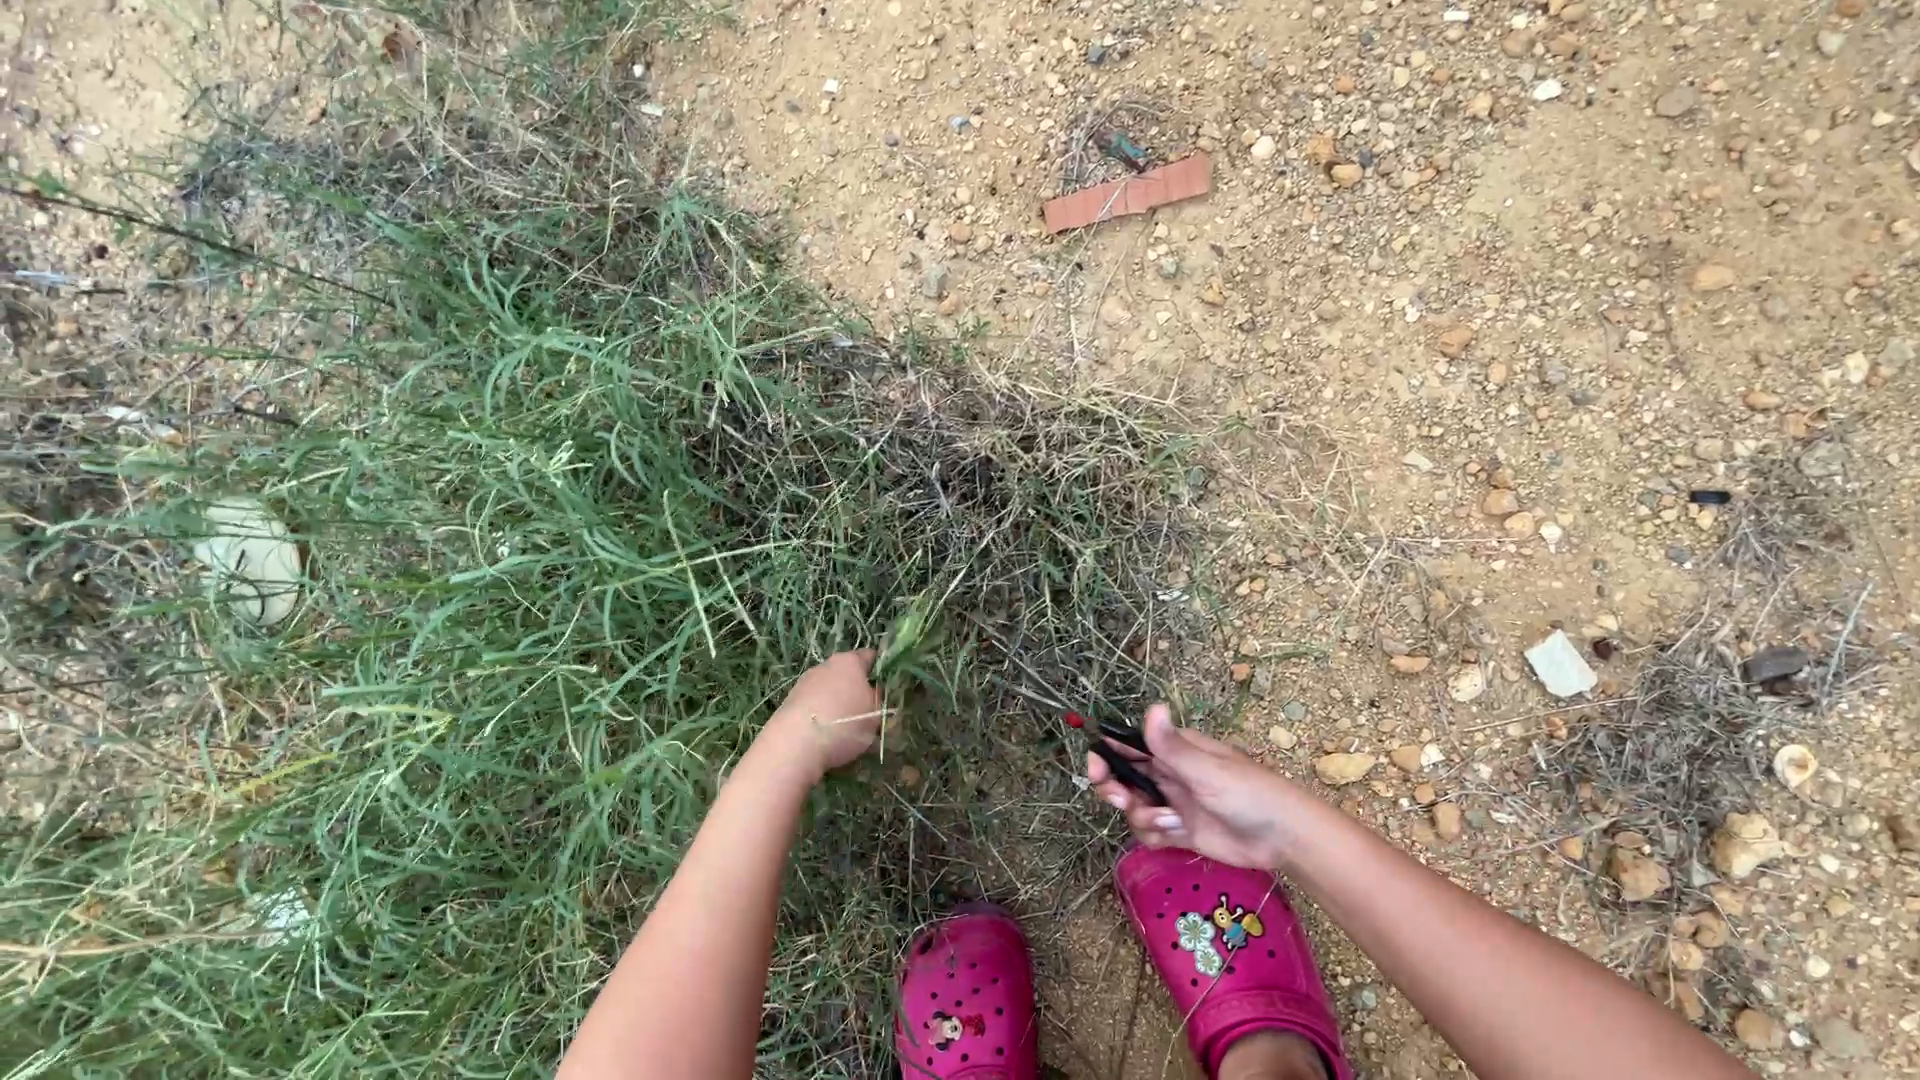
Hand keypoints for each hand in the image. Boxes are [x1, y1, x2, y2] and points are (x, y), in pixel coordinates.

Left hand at [762, 650, 882, 780]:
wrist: (795, 744)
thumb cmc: (845, 723)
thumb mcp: (876, 713)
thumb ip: (878, 698)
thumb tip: (875, 690)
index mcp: (849, 662)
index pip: (869, 656)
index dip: (879, 669)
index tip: (885, 686)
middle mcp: (825, 666)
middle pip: (846, 673)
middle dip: (855, 688)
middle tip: (866, 712)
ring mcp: (804, 683)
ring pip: (828, 690)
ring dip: (836, 702)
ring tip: (844, 730)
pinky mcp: (789, 702)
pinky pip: (813, 705)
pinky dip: (820, 715)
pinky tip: (824, 737)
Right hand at [1087, 703, 1305, 870]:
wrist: (1284, 837)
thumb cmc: (1248, 793)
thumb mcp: (1206, 770)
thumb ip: (1172, 746)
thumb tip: (1153, 706)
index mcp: (1175, 750)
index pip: (1128, 747)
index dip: (1105, 757)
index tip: (1095, 772)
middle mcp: (1170, 774)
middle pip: (1124, 779)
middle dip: (1116, 790)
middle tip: (1122, 801)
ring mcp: (1175, 803)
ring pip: (1136, 808)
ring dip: (1141, 816)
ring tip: (1168, 822)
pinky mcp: (1182, 831)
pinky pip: (1151, 832)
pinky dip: (1155, 835)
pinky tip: (1174, 835)